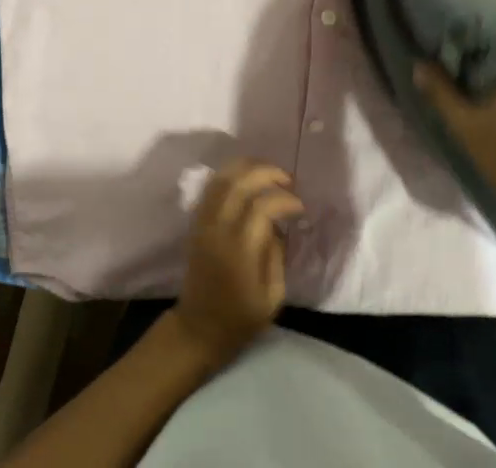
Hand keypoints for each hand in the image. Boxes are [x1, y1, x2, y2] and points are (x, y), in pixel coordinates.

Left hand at [169, 159, 303, 366]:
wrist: (198, 327)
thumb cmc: (240, 318)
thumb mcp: (272, 297)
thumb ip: (277, 255)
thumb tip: (278, 226)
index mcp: (240, 250)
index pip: (262, 207)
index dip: (285, 200)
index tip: (300, 206)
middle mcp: (218, 230)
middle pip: (238, 184)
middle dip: (265, 172)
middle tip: (288, 179)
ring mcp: (203, 224)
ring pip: (220, 180)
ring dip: (245, 168)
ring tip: (269, 172)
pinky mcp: (195, 225)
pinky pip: (209, 190)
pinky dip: (228, 177)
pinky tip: (246, 180)